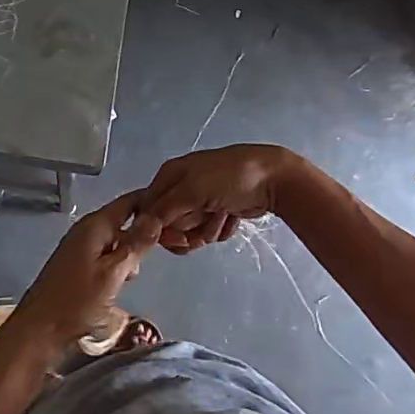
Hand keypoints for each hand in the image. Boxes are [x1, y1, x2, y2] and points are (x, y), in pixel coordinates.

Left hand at [4, 190, 158, 350]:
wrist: (41, 328)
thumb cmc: (77, 300)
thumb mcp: (113, 273)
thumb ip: (135, 244)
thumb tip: (155, 217)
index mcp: (94, 226)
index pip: (128, 202)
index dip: (152, 202)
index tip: (177, 209)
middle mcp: (86, 230)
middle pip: (123, 220)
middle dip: (145, 230)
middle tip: (172, 244)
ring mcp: (81, 247)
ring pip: (116, 239)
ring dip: (132, 251)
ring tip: (144, 268)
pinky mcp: (79, 264)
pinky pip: (106, 254)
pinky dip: (119, 262)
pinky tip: (125, 280)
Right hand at [137, 145, 306, 253]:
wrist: (274, 178)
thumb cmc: (229, 179)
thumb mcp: (192, 191)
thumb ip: (164, 209)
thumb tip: (140, 226)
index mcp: (169, 175)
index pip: (148, 208)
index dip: (158, 227)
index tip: (177, 238)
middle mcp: (180, 187)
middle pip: (168, 223)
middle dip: (186, 231)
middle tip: (202, 231)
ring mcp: (200, 199)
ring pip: (188, 230)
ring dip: (205, 231)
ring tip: (221, 218)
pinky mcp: (217, 210)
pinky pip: (207, 231)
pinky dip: (218, 229)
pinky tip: (230, 219)